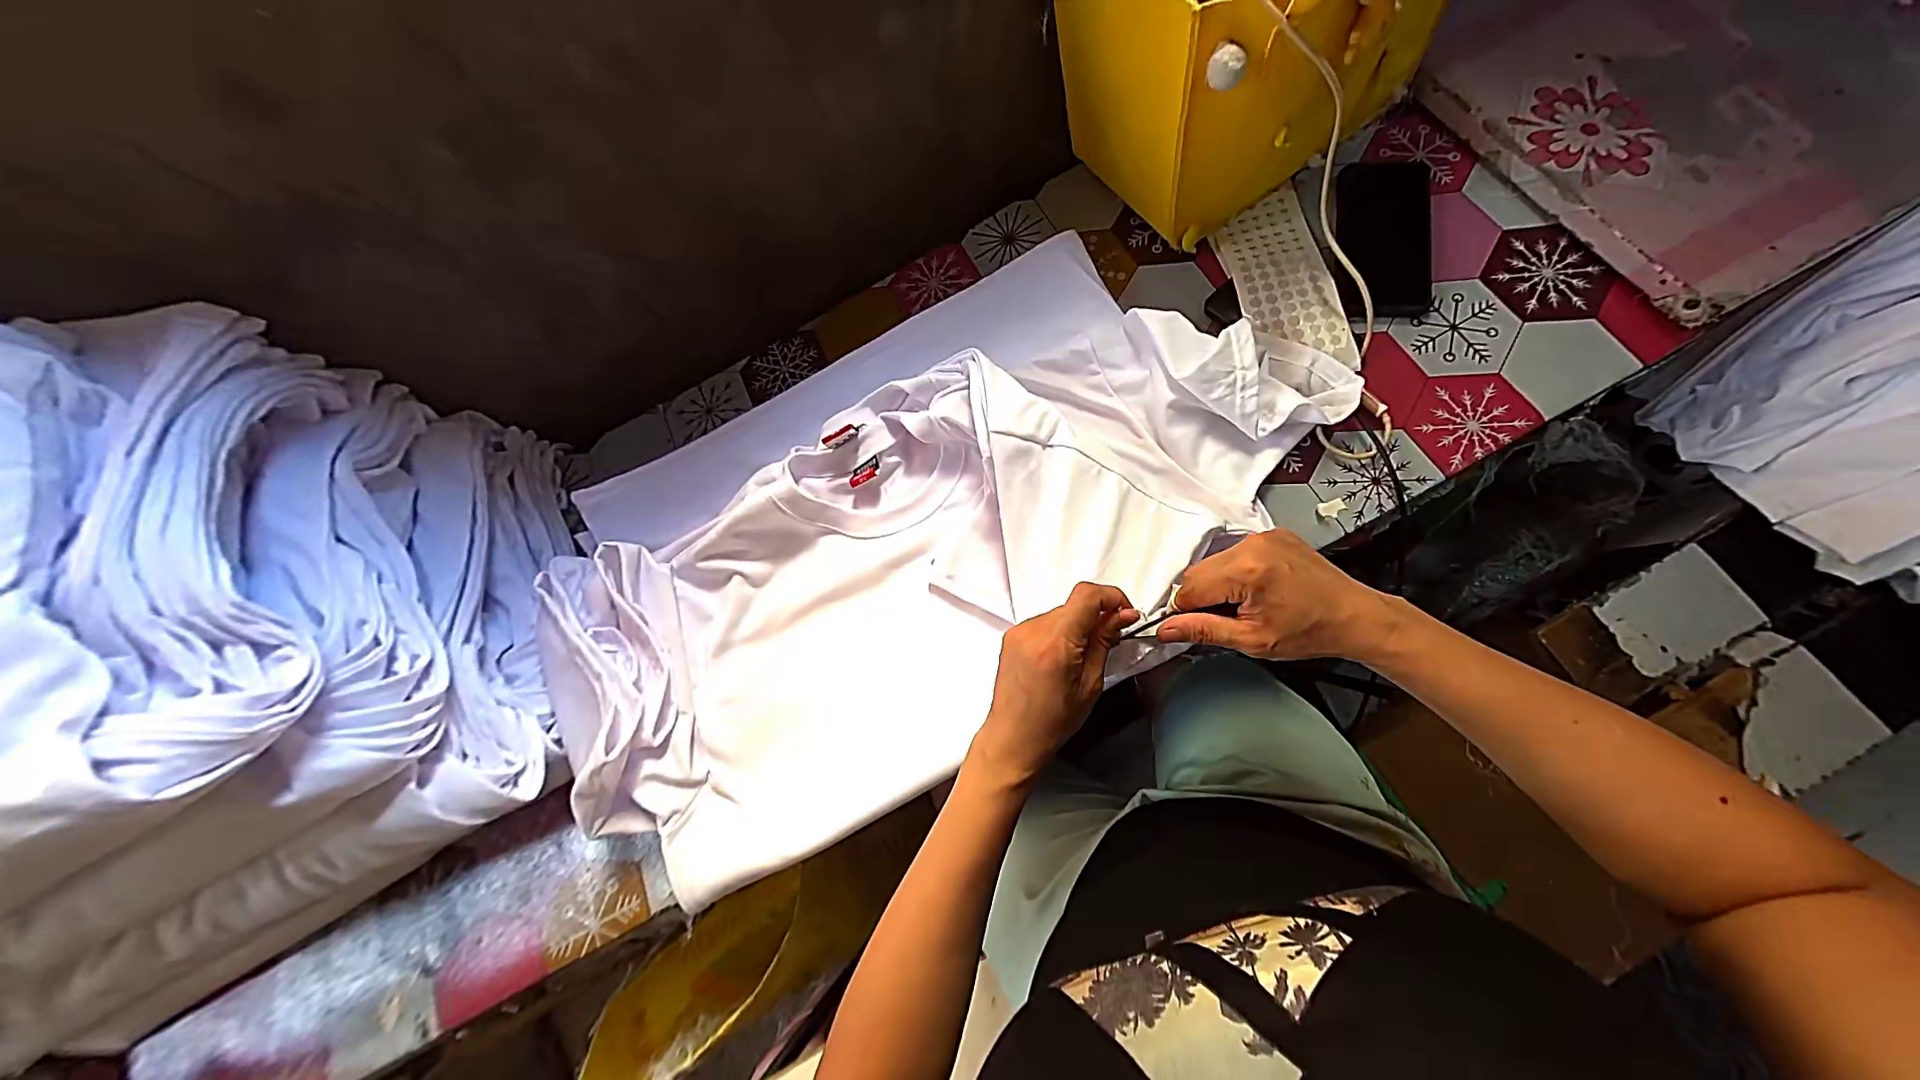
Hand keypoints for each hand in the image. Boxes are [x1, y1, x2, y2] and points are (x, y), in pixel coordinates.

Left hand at [966, 583, 1137, 790]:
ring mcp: (1019, 632)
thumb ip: (1104, 642)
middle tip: (1110, 638)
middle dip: (1097, 616)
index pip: (1087, 596)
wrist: (1014, 736)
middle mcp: (1033, 632)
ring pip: (1061, 612)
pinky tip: (1062, 657)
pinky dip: (1060, 632)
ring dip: (1077, 625)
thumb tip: (1120, 616)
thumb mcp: (1090, 684)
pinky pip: (1045, 622)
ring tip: (1082, 656)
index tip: (1124, 611)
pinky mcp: (1012, 636)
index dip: (1112, 597)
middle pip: (1075, 604)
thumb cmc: (1049, 722)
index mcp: (1055, 644)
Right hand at [1155, 528, 1405, 660]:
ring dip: (1218, 585)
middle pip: (1198, 572)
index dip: (1186, 612)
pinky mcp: (1272, 535)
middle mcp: (1253, 545)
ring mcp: (1264, 537)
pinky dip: (1234, 572)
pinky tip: (1255, 590)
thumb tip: (1167, 628)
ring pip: (1213, 562)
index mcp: (1248, 570)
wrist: (1355, 616)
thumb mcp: (1252, 640)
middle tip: (1228, 619)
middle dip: (1202, 598)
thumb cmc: (1312, 630)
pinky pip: (1233, 553)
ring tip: (1246, 605)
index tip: (1193, 626)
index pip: (1189, 589)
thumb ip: (1204, 630)